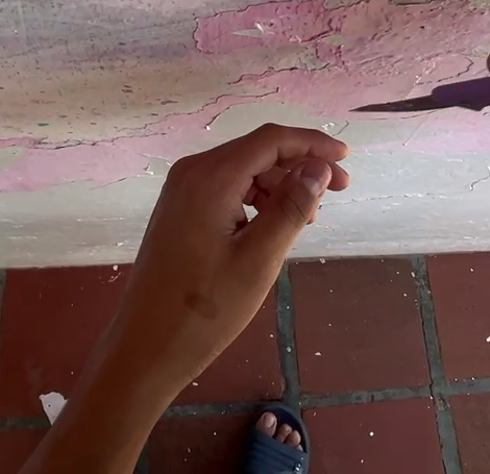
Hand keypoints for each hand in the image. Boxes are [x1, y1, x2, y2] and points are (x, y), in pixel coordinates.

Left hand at [92, 123, 350, 401]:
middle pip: (257, 152)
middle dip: (300, 165)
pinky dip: (257, 199)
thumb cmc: (205, 309)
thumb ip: (292, 207)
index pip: (270, 140)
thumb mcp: (260, 259)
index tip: (345, 158)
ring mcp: (184, 190)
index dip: (311, 144)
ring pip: (244, 170)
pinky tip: (275, 224)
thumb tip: (319, 168)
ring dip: (280, 185)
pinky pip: (228, 188)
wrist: (144, 349)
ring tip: (308, 217)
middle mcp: (193, 172)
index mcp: (210, 176)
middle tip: (339, 190)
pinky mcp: (182, 209)